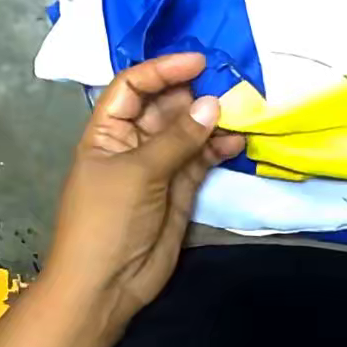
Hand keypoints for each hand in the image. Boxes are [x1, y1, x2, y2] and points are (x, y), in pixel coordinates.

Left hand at [44, 52, 245, 330]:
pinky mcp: (180, 189)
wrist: (106, 284)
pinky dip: (218, 148)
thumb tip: (211, 104)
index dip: (161, 70)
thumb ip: (175, 139)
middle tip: (229, 85)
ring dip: (210, 120)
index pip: (132, 86)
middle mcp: (132, 143)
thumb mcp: (137, 173)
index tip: (198, 62)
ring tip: (240, 111)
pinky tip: (238, 139)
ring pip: (187, 132)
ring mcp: (157, 166)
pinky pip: (201, 159)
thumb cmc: (107, 220)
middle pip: (163, 105)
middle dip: (192, 94)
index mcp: (106, 131)